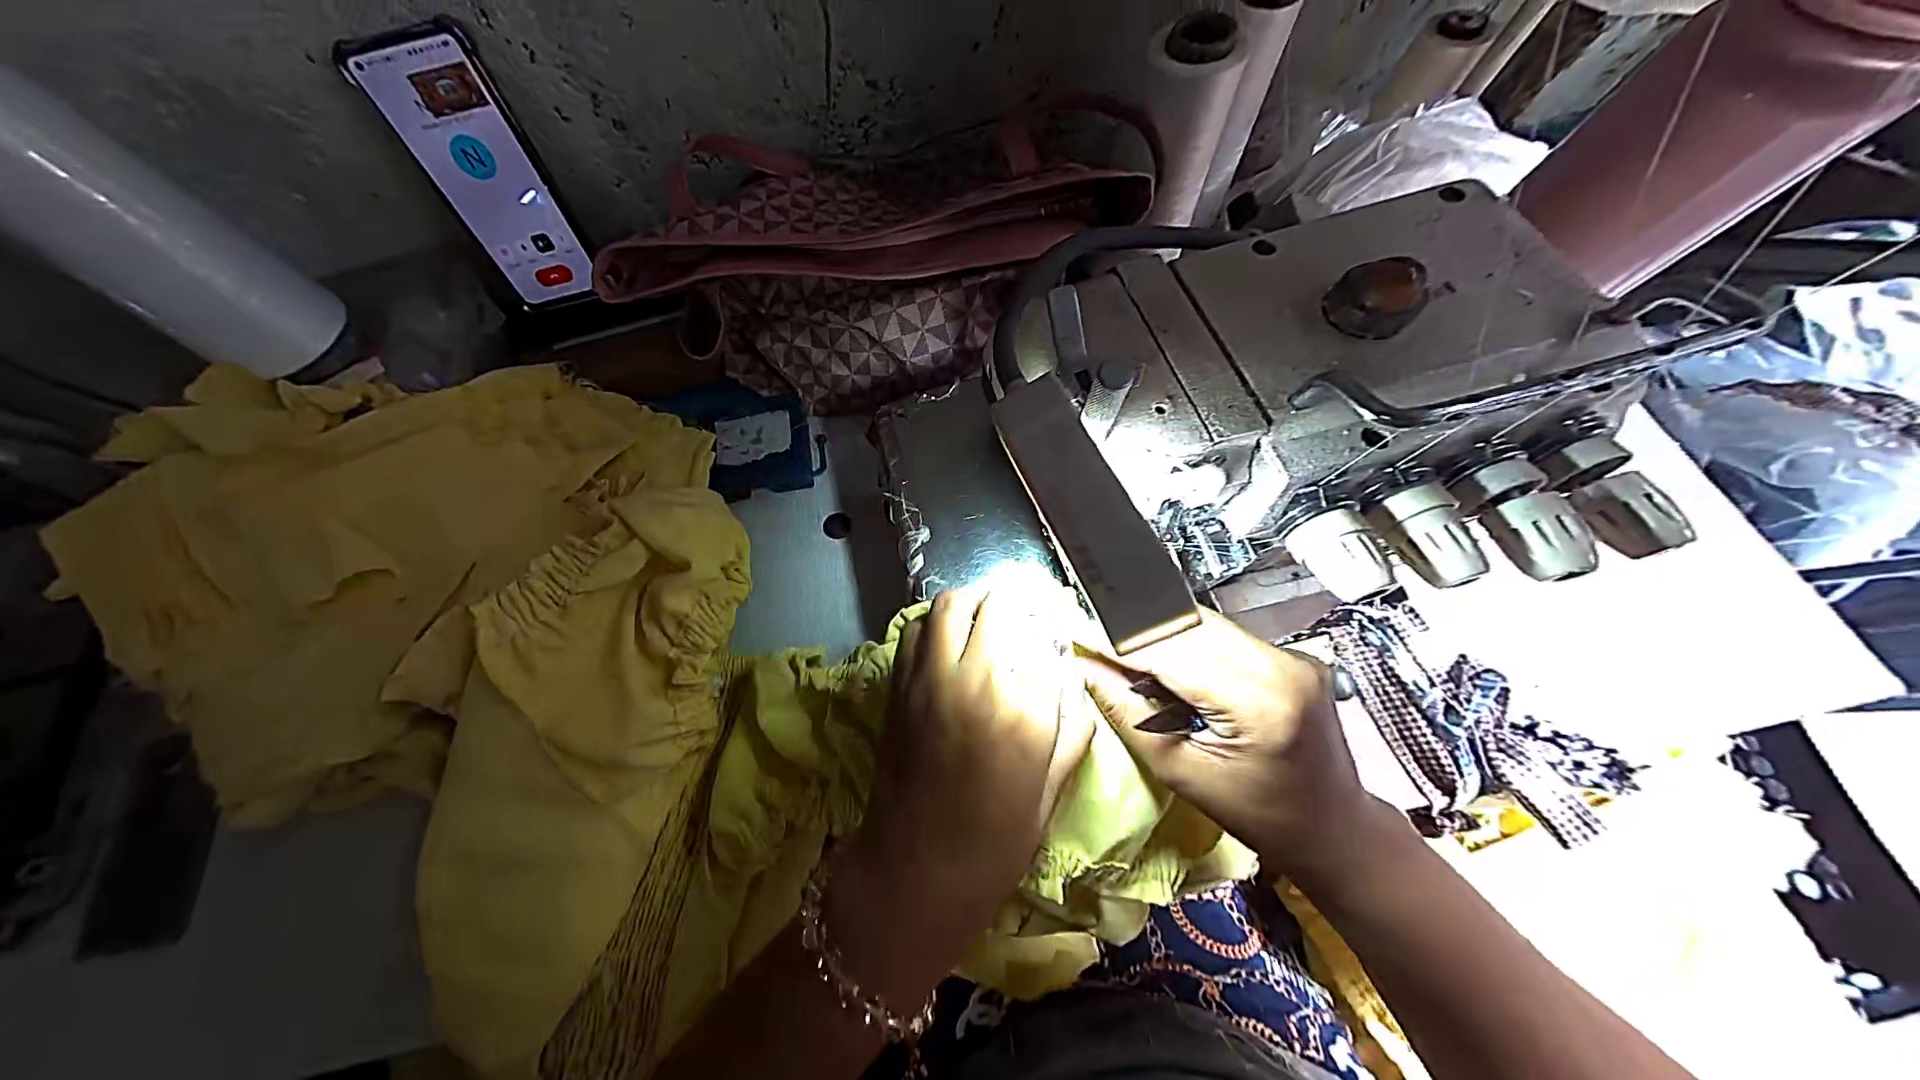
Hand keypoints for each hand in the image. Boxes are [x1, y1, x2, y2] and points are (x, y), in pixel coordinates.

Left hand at [830, 588, 1095, 1003]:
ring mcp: (926, 677)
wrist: (914, 870)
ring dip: (973, 604)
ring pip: (948, 605)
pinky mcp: (897, 685)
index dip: (1054, 627)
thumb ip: (1071, 728)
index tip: (1058, 632)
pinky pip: (916, 629)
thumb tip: (1073, 683)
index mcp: (1019, 708)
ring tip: (987, 620)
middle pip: (993, 605)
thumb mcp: (1051, 790)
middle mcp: (970, 678)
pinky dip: (938, 623)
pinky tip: (950, 642)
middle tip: (1024, 616)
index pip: (1042, 634)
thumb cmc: (994, 842)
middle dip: (1015, 603)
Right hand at [1078, 609, 1373, 875]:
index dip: (1117, 640)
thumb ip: (1130, 715)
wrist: (1333, 828)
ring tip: (1120, 651)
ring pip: (1202, 623)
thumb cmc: (1260, 816)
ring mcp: (1290, 655)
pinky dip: (1184, 642)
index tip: (1077, 633)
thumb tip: (1088, 670)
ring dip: (1156, 633)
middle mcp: (1281, 664)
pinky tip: (1163, 661)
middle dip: (1132, 629)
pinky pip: (1222, 635)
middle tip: (1091, 637)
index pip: (1171, 649)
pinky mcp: (1289, 655)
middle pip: (1186, 624)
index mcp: (1258, 700)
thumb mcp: (1183, 773)